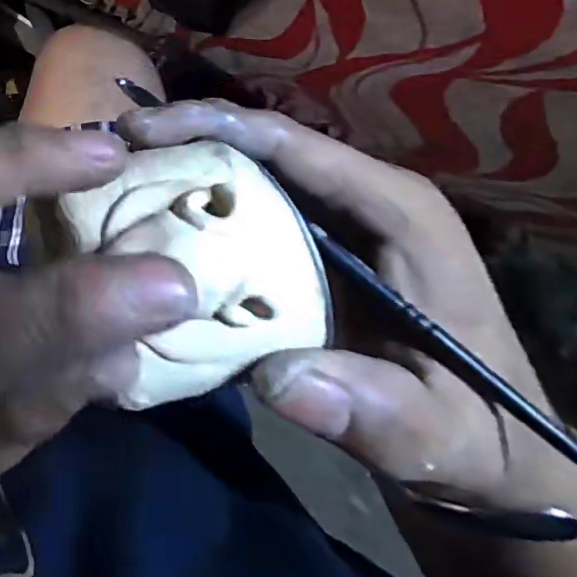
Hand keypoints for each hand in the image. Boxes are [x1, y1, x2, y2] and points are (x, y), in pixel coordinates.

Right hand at [118, 101, 553, 507]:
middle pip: (250, 144)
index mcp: (394, 213)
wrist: (477, 450)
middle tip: (99, 157)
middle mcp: (351, 200)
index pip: (292, 145)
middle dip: (172, 140)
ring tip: (100, 181)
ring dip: (167, 169)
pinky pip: (226, 208)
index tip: (136, 134)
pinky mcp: (293, 244)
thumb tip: (281, 378)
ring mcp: (319, 221)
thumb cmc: (471, 432)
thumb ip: (375, 411)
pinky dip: (178, 206)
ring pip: (232, 171)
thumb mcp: (437, 437)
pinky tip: (130, 221)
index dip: (211, 126)